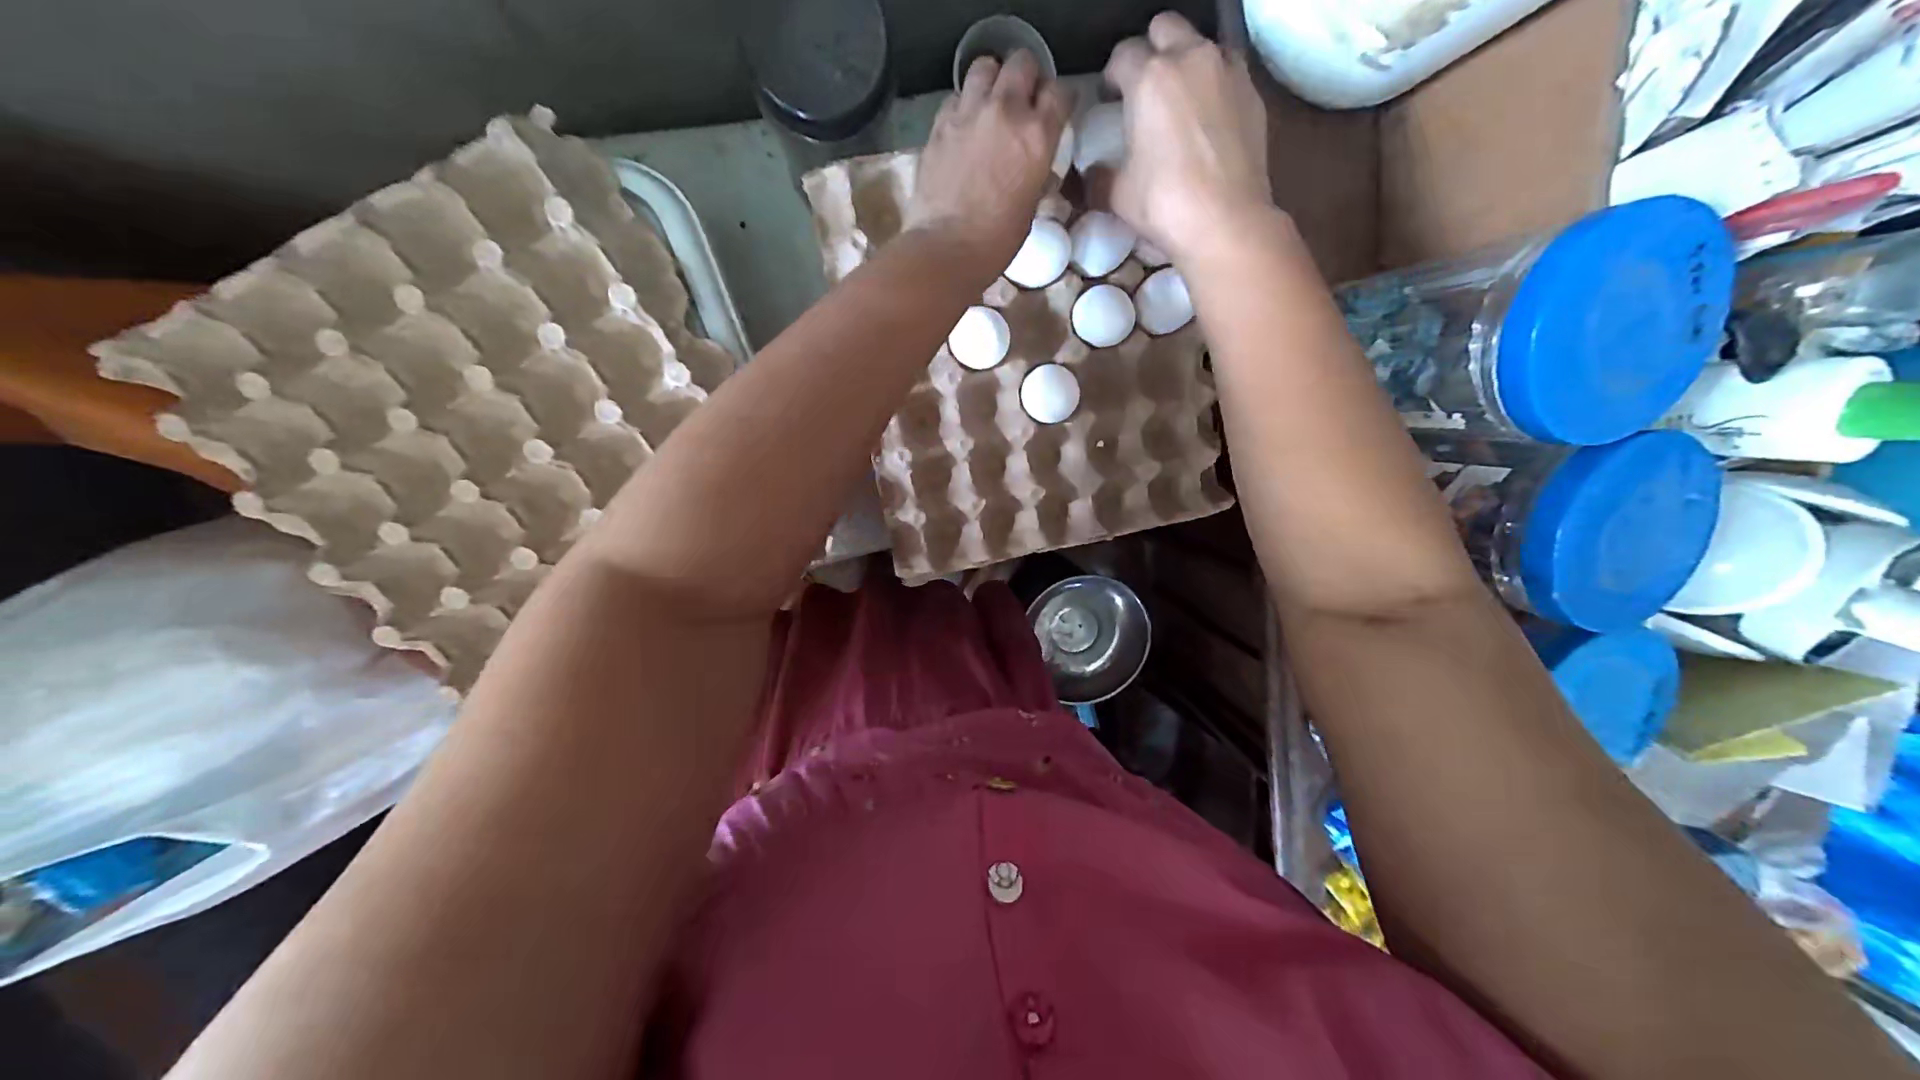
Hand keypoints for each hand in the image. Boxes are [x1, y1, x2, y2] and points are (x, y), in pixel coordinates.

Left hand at [906, 51, 1071, 284]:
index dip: (1059, 98)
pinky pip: (956, 97)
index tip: (1055, 109)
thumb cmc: (996, 240)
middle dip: (1026, 76)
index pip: (1060, 91)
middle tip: (1023, 98)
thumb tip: (1039, 173)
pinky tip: (964, 126)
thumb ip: (1037, 176)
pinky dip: (963, 105)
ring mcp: (969, 113)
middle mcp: (1005, 111)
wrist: (946, 248)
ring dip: (992, 79)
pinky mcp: (939, 124)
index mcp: (1038, 135)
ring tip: (991, 102)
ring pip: (984, 67)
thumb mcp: (1031, 207)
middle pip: (1022, 62)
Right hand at [1103, 13, 1272, 263]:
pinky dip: (1215, 84)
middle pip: (1166, 27)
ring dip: (1187, 60)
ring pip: (1203, 43)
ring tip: (1180, 98)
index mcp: (1149, 78)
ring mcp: (1227, 71)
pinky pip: (1229, 72)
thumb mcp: (1116, 195)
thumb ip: (1099, 176)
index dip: (1111, 76)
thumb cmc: (1163, 203)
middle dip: (1151, 49)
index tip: (1109, 99)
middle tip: (1144, 86)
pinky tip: (1207, 117)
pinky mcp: (1253, 93)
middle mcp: (1191, 58)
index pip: (1121, 55)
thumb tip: (1093, 174)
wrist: (1226, 221)